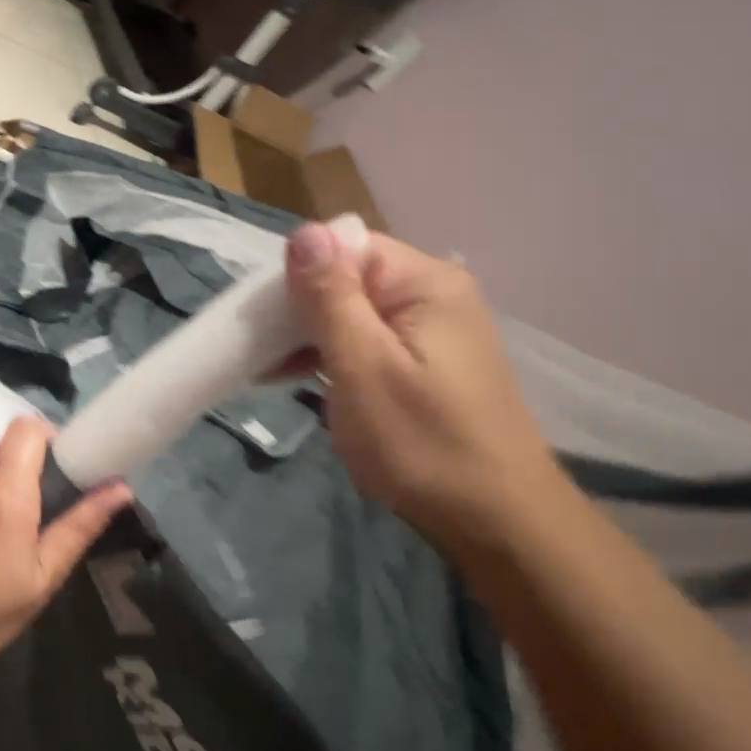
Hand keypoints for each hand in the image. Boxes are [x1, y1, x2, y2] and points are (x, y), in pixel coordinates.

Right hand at [284, 223, 564, 536]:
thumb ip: (331, 297)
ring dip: (306, 335)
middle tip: (257, 351)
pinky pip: (364, 340)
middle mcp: (434, 296)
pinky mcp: (424, 364)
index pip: (345, 247)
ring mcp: (431, 332)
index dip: (297, 276)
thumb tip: (304, 231)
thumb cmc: (420, 441)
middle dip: (296, 308)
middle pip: (346, 276)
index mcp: (425, 284)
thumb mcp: (362, 366)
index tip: (262, 320)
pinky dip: (328, 355)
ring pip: (350, 311)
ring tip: (268, 370)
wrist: (493, 519)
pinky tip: (298, 379)